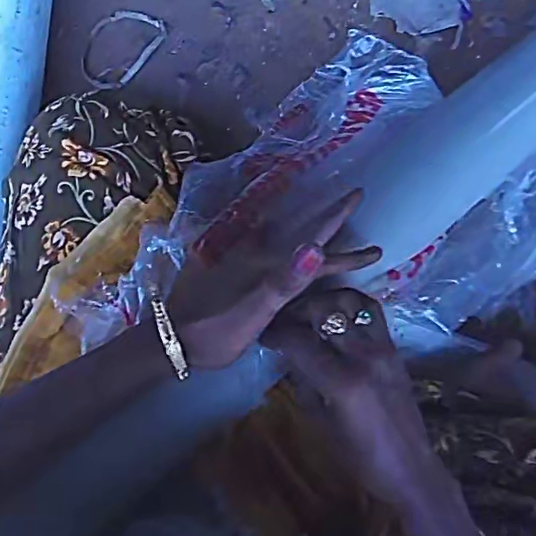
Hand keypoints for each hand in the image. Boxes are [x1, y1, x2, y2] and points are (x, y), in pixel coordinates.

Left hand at [164, 189, 381, 370]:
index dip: (340, 229)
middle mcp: (256, 254)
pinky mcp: (227, 265)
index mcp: (268, 264)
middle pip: (302, 232)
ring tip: (324, 213)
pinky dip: (279, 236)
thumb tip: (315, 247)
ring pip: (283, 236)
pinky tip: (273, 229)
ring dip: (308, 226)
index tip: (365, 212)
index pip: (314, 242)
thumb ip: (284, 281)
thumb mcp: (253, 312)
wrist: (170, 339)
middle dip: (330, 217)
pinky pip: (263, 244)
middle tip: (354, 196)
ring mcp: (241, 257)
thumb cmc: (215, 331)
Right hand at [263, 288, 453, 509]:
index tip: (264, 336)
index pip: (299, 340)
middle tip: (284, 321)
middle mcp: (364, 357)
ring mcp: (383, 348)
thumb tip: (288, 356)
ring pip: (350, 301)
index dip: (276, 333)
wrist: (411, 469)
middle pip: (324, 310)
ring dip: (324, 302)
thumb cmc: (360, 458)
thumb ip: (303, 383)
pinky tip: (336, 319)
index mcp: (342, 382)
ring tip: (309, 314)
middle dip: (296, 311)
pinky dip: (349, 307)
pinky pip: (370, 312)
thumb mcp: (320, 422)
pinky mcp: (394, 348)